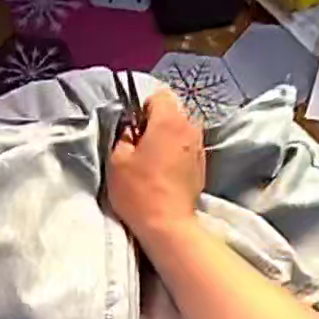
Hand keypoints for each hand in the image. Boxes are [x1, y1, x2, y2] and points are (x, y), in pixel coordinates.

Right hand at [106, 89, 204, 245]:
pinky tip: (162, 175)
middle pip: (170, 113)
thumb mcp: (116, 162)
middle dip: (154, 125)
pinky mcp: (201, 164)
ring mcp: (199, 146)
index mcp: (168, 120)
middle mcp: (190, 126)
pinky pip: (185, 149)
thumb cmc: (139, 191)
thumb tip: (130, 129)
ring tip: (150, 164)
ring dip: (164, 141)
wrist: (167, 223)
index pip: (158, 95)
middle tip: (137, 149)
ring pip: (179, 131)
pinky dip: (174, 155)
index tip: (130, 130)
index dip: (141, 109)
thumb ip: (122, 137)